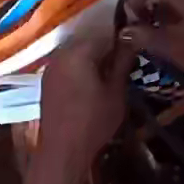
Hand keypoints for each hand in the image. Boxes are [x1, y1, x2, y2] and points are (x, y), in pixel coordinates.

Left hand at [31, 13, 133, 183]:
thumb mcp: (115, 92)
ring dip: (92, 57)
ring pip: (76, 51)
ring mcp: (50, 67)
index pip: (103, 33)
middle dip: (106, 46)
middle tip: (125, 59)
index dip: (122, 38)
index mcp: (78, 53)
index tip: (136, 45)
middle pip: (87, 40)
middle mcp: (60, 54)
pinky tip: (92, 81)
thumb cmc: (93, 122)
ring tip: (110, 71)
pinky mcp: (47, 80)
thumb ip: (122, 62)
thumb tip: (131, 40)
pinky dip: (80, 66)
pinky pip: (67, 63)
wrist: (62, 150)